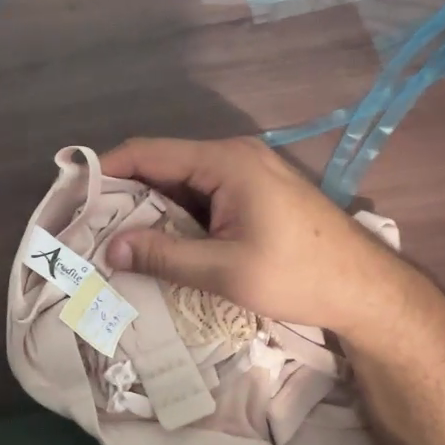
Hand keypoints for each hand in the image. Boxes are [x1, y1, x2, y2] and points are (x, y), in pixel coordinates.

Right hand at [100, 137, 438, 335]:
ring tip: (115, 234)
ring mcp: (246, 171)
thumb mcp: (225, 271)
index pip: (148, 152)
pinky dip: (175, 212)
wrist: (369, 291)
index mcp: (224, 161)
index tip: (75, 193)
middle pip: (162, 163)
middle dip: (124, 191)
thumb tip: (110, 249)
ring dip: (149, 205)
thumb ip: (163, 256)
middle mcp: (232, 155)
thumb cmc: (299, 275)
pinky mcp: (254, 191)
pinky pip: (201, 193)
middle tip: (90, 222)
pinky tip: (158, 239)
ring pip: (180, 180)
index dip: (107, 169)